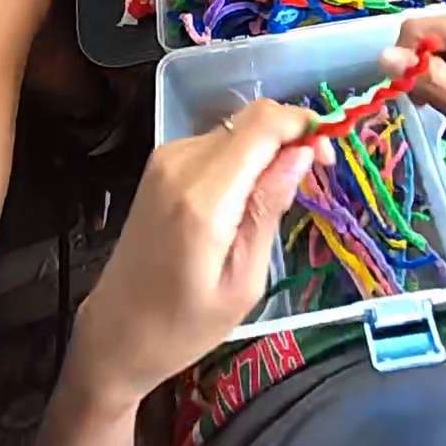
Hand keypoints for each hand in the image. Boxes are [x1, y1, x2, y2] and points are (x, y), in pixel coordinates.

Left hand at [63, 100, 324, 408]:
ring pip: (237, 126)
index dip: (304, 126)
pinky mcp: (162, 159)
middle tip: (313, 174)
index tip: (328, 156)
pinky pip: (217, 140)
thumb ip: (270, 206)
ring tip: (275, 195)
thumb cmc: (185, 323)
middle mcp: (182, 162)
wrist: (117, 328)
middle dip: (291, 134)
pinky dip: (243, 155)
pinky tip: (244, 194)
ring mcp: (168, 156)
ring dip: (267, 146)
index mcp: (204, 196)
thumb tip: (304, 152)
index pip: (263, 124)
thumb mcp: (244, 281)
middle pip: (252, 117)